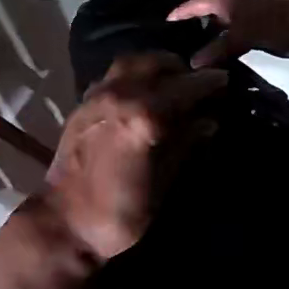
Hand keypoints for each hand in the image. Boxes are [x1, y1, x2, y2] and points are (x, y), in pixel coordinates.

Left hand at [33, 53, 226, 260]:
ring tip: (171, 83)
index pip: (188, 85)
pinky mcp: (83, 102)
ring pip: (134, 61)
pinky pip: (115, 74)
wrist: (62, 226)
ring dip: (157, 66)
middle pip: (160, 62)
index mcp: (145, 115)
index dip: (212, 82)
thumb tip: (209, 120)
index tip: (226, 82)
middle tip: (198, 85)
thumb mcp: (163, 184)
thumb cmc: (119, 213)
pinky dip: (134, 74)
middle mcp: (122, 94)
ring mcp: (99, 94)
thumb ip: (186, 143)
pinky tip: (142, 93)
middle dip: (184, 70)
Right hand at [167, 0, 288, 67]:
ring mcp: (242, 10)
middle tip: (172, 47)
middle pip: (203, 12)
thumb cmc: (269, 23)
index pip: (192, 3)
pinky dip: (221, 41)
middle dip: (190, 28)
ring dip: (207, 37)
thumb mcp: (240, 37)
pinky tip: (213, 57)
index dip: (178, 15)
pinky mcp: (252, 22)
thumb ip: (215, 50)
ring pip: (217, 23)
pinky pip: (229, 31)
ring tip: (188, 55)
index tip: (161, 27)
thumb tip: (192, 65)